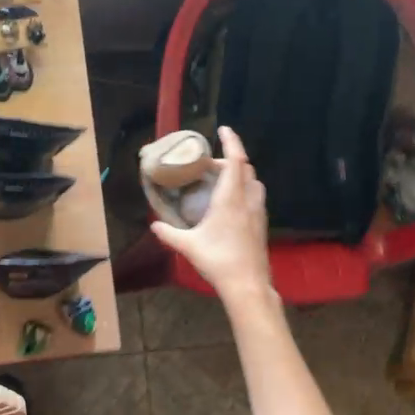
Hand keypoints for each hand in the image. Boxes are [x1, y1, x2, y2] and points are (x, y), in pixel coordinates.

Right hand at [150, 126, 273, 305]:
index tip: (224, 129)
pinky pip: (256, 197)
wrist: (248, 285)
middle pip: (246, 168)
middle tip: (212, 163)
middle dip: (232, 158)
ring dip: (242, 173)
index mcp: (230, 199)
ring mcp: (258, 213)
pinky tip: (233, 203)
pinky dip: (246, 189)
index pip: (235, 161)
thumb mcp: (189, 246)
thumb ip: (169, 233)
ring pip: (255, 182)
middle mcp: (247, 200)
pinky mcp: (261, 225)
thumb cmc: (219, 261)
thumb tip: (153, 224)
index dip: (231, 142)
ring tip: (224, 179)